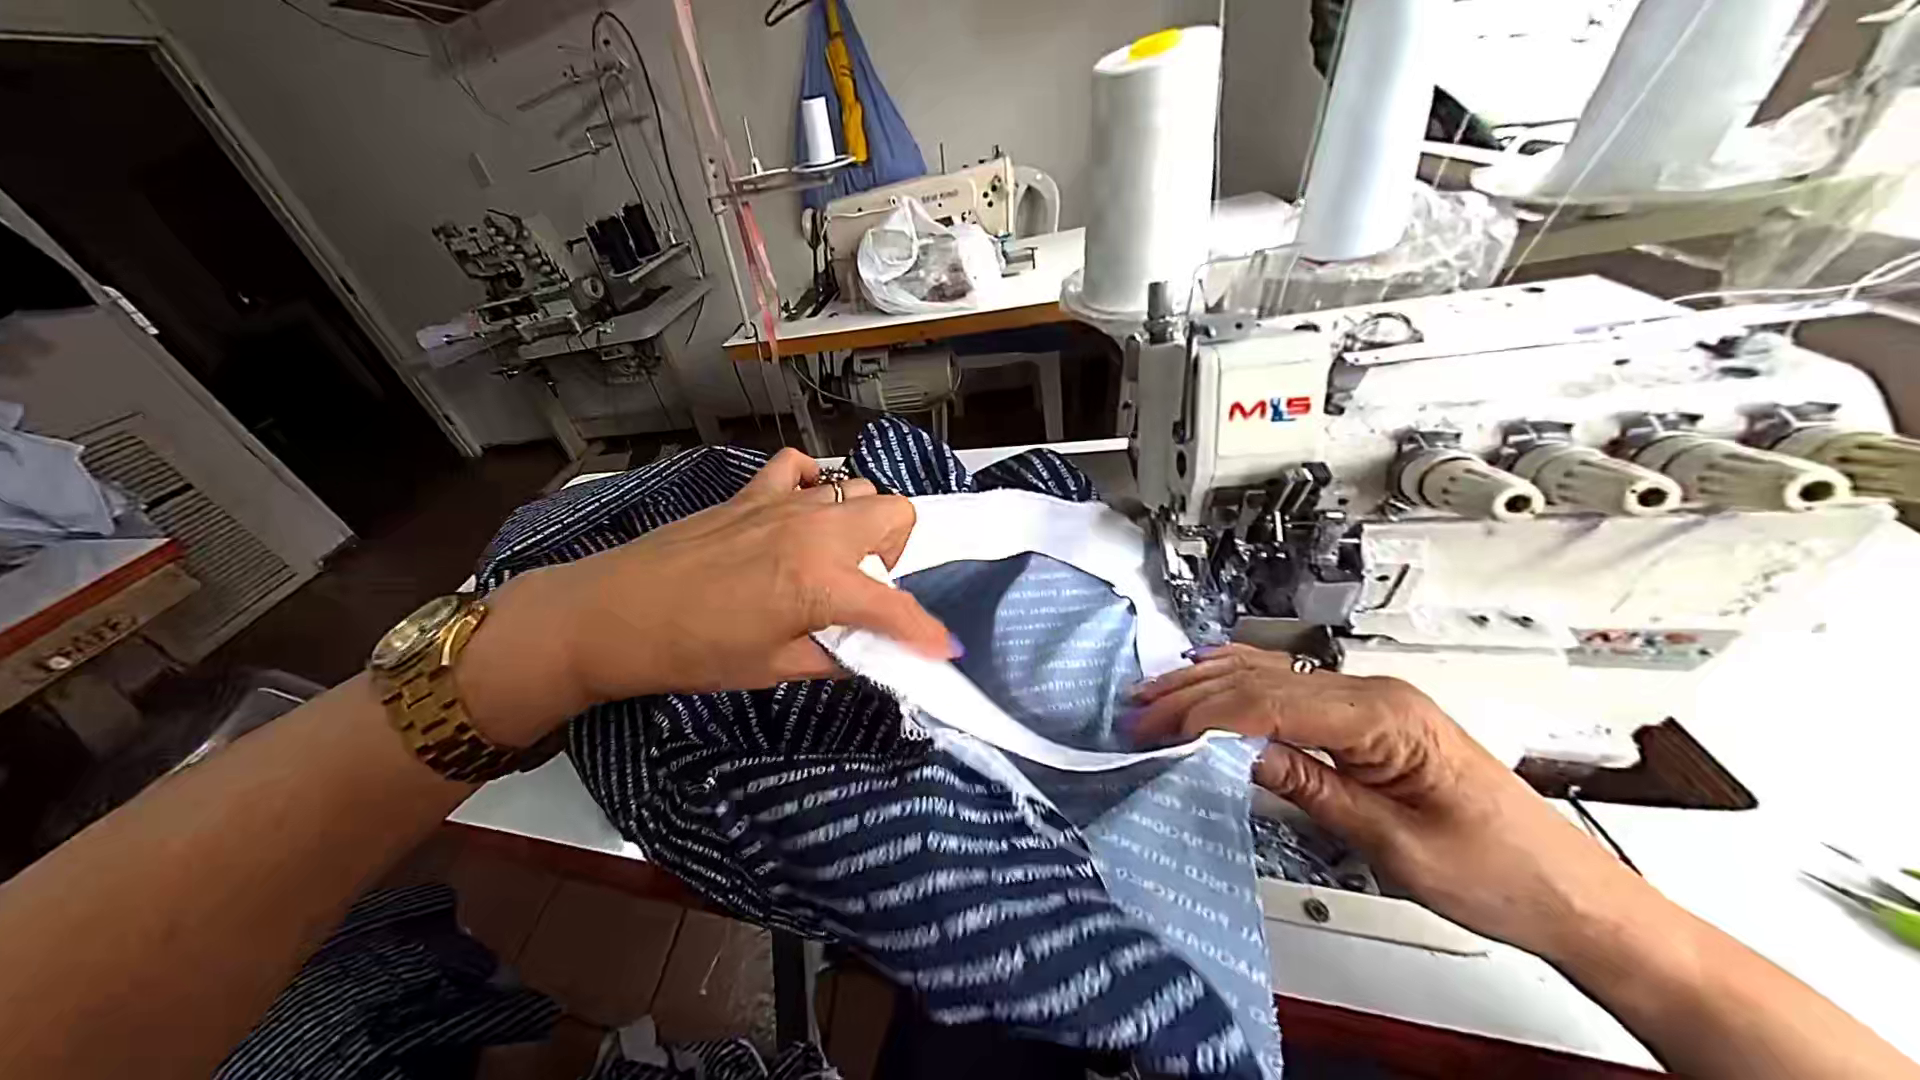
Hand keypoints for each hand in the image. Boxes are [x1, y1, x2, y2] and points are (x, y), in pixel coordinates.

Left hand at [457, 450, 952, 746]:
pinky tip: (800, 516)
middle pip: (896, 513)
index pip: (896, 606)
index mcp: (820, 581)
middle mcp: (813, 529)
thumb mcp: (775, 668)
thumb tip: (872, 650)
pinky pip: (799, 469)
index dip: (926, 631)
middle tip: (872, 587)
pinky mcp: (751, 492)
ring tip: (838, 557)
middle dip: (901, 553)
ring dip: (862, 522)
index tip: (944, 647)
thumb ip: (836, 653)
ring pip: (856, 488)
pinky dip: (812, 487)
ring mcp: (781, 503)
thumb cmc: (693, 652)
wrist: (612, 615)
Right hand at [1130, 645, 1657, 959]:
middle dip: (1194, 696)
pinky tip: (1210, 676)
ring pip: (1269, 675)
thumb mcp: (1392, 843)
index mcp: (1386, 718)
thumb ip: (1309, 786)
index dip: (1207, 714)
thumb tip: (1235, 752)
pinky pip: (1288, 687)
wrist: (1568, 893)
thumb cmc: (1498, 874)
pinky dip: (1239, 682)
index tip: (1161, 730)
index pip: (1272, 701)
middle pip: (1262, 679)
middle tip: (1141, 714)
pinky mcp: (1362, 717)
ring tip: (1156, 694)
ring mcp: (1368, 701)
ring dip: (1207, 684)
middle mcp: (1374, 695)